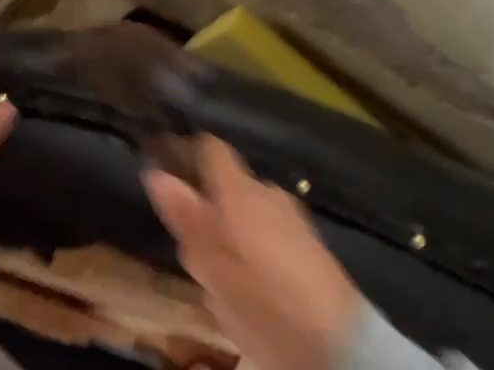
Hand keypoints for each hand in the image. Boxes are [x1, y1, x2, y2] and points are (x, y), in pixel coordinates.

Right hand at [144, 136, 362, 369]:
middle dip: (206, 210)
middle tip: (191, 249)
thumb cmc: (263, 299)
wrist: (338, 343)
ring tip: (220, 277)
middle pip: (226, 187)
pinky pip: (267, 235)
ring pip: (246, 214)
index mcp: (240, 190)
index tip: (165, 171)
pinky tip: (253, 289)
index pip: (210, 149)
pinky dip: (253, 252)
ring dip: (229, 235)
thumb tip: (156, 173)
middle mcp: (268, 193)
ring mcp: (292, 218)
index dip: (185, 154)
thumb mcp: (211, 264)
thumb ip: (184, 215)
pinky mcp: (309, 246)